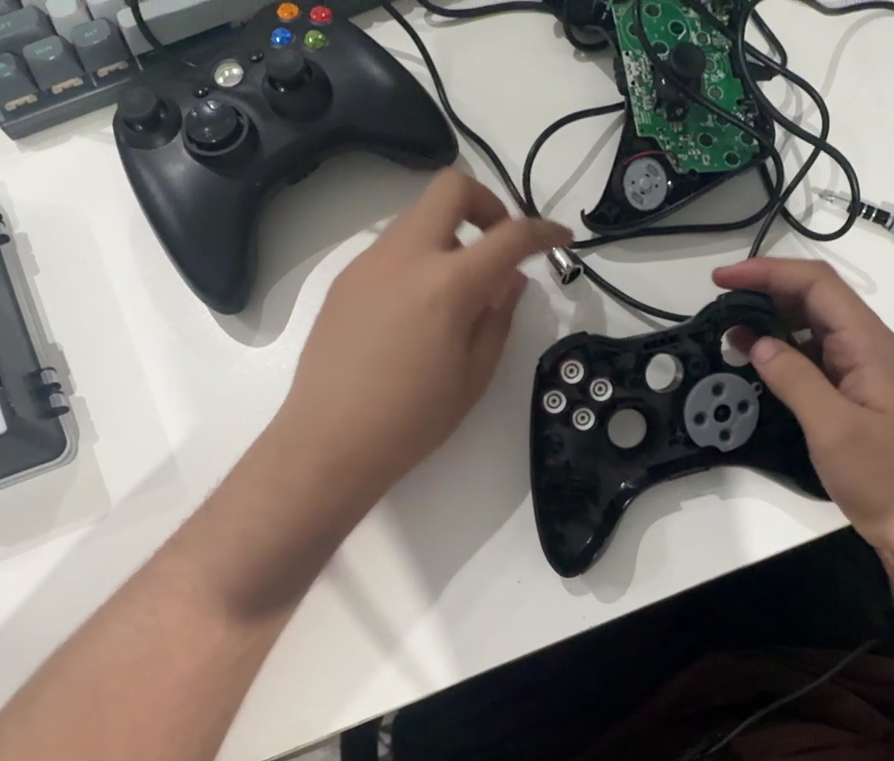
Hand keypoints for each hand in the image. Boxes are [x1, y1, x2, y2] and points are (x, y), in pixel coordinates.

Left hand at [272, 170, 569, 503]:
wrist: (333, 439)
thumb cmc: (414, 419)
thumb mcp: (474, 375)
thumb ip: (498, 318)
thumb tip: (511, 280)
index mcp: (449, 284)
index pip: (510, 236)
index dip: (544, 233)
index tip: (560, 239)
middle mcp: (407, 256)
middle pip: (452, 189)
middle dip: (488, 204)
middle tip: (500, 245)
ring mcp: (369, 263)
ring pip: (417, 217)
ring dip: (449, 234)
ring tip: (458, 290)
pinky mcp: (345, 279)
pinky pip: (391, 248)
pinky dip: (418, 259)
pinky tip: (418, 311)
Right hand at [712, 257, 893, 558]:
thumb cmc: (885, 475)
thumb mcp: (833, 428)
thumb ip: (794, 380)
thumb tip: (757, 342)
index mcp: (867, 344)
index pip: (816, 285)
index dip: (768, 272)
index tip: (722, 278)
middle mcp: (865, 348)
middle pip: (814, 299)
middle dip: (766, 291)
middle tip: (718, 302)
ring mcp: (860, 373)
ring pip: (812, 329)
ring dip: (771, 322)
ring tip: (728, 331)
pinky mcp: (852, 397)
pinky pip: (813, 360)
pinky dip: (781, 354)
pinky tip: (756, 364)